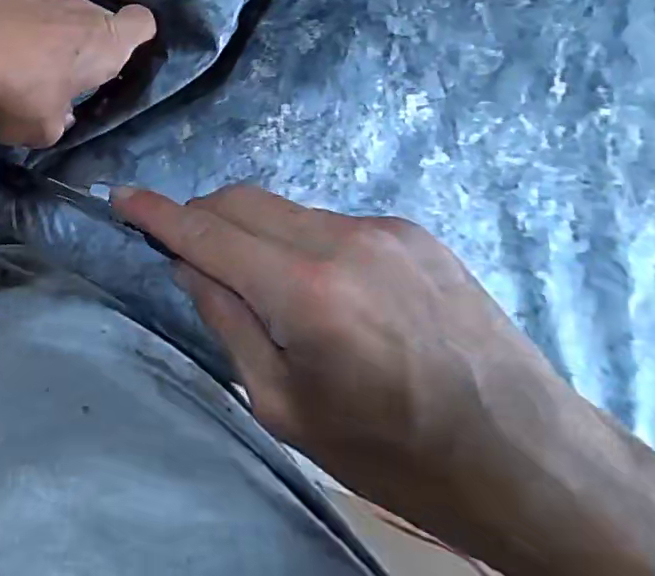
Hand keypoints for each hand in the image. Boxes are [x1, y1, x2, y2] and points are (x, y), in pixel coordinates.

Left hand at [0, 0, 155, 147]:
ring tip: (10, 59)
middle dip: (78, 43)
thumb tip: (57, 114)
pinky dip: (9, 19)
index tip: (114, 58)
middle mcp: (79, 7)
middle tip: (52, 75)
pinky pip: (18, 3)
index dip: (134, 38)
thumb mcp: (41, 130)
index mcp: (104, 43)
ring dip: (42, 29)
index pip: (142, 24)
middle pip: (93, 18)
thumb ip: (58, 122)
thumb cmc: (16, 93)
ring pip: (55, 9)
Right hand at [112, 184, 654, 575]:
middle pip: (242, 200)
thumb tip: (188, 264)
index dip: (159, 214)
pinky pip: (330, 221)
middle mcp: (343, 241)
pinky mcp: (412, 230)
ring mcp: (383, 227)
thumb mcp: (289, 409)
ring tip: (267, 287)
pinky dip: (302, 241)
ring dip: (254, 232)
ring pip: (285, 209)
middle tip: (186, 250)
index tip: (123, 197)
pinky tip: (326, 290)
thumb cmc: (395, 454)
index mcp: (308, 295)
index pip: (209, 233)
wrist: (530, 456)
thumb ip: (229, 323)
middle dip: (202, 217)